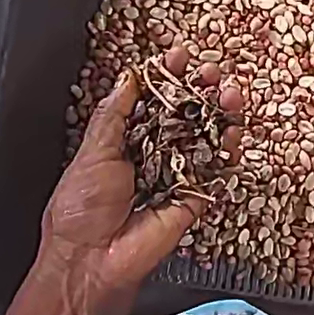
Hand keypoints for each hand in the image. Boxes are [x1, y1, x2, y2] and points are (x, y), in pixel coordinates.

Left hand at [28, 48, 243, 314]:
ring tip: (229, 92)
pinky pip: (214, 172)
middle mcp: (153, 156)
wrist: (91, 258)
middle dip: (199, 91)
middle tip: (210, 72)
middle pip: (183, 116)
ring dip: (218, 114)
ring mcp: (175, 177)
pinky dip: (227, 152)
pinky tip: (233, 130)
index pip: (152, 101)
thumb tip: (128, 78)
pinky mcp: (192, 199)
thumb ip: (114, 113)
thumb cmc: (80, 208)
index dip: (166, 77)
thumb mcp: (92, 149)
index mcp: (125, 141)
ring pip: (203, 140)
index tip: (178, 56)